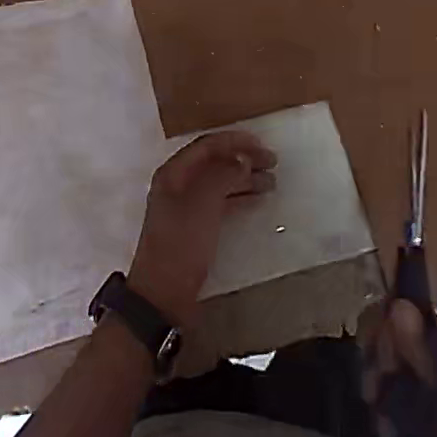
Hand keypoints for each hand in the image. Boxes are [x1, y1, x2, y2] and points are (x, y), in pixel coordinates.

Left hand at [127, 131, 275, 327]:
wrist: (163, 295)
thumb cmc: (182, 243)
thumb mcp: (203, 202)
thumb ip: (224, 173)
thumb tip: (243, 159)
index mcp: (174, 173)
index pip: (208, 145)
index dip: (236, 141)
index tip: (262, 146)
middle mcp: (177, 185)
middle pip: (215, 162)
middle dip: (244, 159)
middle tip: (272, 163)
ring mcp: (185, 207)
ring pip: (220, 182)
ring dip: (245, 178)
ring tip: (271, 183)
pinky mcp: (194, 227)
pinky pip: (220, 202)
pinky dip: (239, 197)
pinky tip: (257, 200)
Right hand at [358, 301, 436, 436]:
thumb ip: (425, 352)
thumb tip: (398, 303)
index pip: (416, 316)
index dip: (391, 332)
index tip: (378, 360)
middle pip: (402, 341)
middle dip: (382, 363)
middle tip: (374, 392)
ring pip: (395, 372)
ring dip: (381, 391)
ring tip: (381, 419)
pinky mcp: (429, 421)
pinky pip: (397, 401)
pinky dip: (386, 413)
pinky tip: (388, 433)